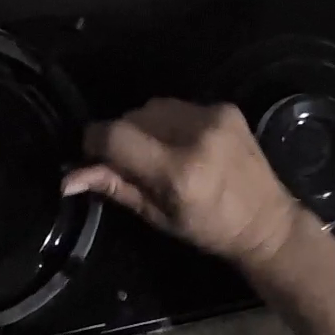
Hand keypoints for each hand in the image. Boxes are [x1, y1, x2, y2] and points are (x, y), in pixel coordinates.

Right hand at [62, 98, 307, 268]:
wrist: (266, 221)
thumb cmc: (207, 228)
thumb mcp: (156, 215)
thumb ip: (113, 187)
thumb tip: (68, 178)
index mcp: (178, 170)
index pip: (115, 136)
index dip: (94, 143)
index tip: (92, 157)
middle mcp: (196, 135)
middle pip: (130, 117)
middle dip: (120, 137)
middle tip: (129, 164)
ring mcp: (213, 116)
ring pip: (151, 107)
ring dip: (143, 127)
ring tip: (156, 153)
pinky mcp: (225, 107)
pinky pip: (177, 106)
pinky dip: (168, 122)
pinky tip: (181, 144)